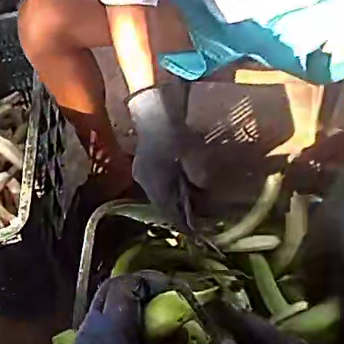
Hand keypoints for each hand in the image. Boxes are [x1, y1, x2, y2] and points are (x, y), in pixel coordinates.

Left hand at [23, 273, 172, 343]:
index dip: (152, 281)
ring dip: (128, 304)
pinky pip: (103, 322)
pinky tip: (135, 337)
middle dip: (138, 287)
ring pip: (105, 304)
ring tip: (152, 318)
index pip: (128, 283)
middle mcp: (94, 320)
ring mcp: (85, 334)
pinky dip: (120, 321)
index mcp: (112, 320)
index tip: (174, 291)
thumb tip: (180, 329)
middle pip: (113, 288)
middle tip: (162, 298)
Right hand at [127, 86, 196, 230]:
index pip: (169, 212)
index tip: (196, 234)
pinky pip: (157, 184)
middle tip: (198, 220)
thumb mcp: (192, 155)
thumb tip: (202, 189)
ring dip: (175, 199)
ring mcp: (141, 173)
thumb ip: (198, 177)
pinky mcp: (143, 165)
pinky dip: (170, 188)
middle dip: (180, 212)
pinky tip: (182, 186)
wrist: (153, 108)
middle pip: (163, 204)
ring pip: (160, 194)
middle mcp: (144, 182)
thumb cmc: (174, 132)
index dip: (183, 224)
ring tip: (192, 205)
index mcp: (155, 183)